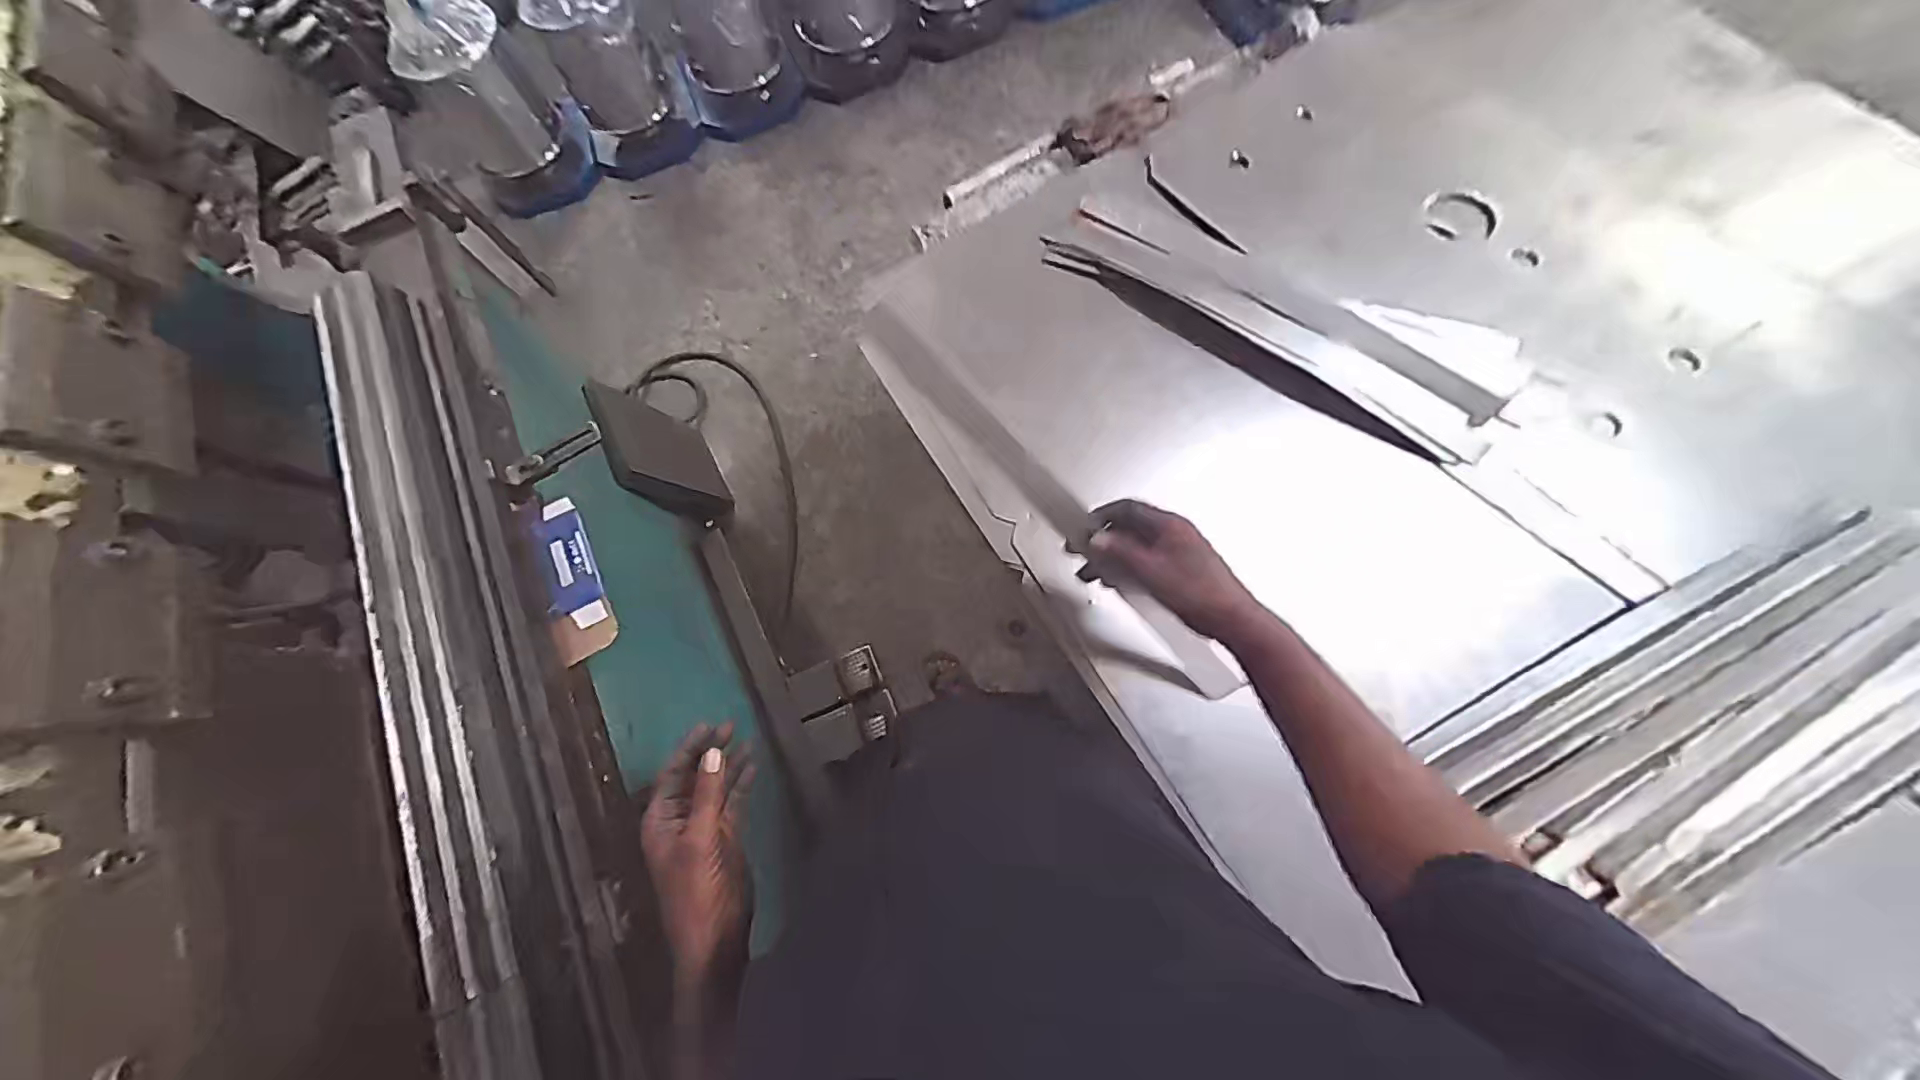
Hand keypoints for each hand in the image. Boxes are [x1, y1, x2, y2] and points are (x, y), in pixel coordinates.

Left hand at [641, 724, 754, 990]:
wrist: (715, 936)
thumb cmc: (697, 890)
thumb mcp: (700, 838)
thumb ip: (708, 794)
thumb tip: (713, 753)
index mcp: (661, 820)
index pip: (673, 774)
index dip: (690, 748)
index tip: (709, 725)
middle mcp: (680, 819)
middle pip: (695, 776)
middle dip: (711, 751)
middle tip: (731, 724)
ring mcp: (704, 827)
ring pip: (716, 786)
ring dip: (729, 763)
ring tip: (746, 738)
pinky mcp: (726, 836)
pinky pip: (733, 801)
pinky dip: (742, 783)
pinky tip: (753, 766)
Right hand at [1079, 499, 1267, 641]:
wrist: (1230, 618)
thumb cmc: (1201, 594)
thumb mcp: (1149, 570)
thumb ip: (1119, 552)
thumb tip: (1098, 539)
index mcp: (1168, 525)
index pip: (1126, 508)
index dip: (1100, 516)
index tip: (1083, 528)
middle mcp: (1175, 533)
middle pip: (1130, 528)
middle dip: (1103, 541)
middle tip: (1084, 552)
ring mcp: (1179, 550)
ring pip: (1137, 547)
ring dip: (1114, 558)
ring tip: (1097, 572)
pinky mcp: (1181, 568)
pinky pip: (1147, 561)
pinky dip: (1129, 568)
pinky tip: (1122, 582)